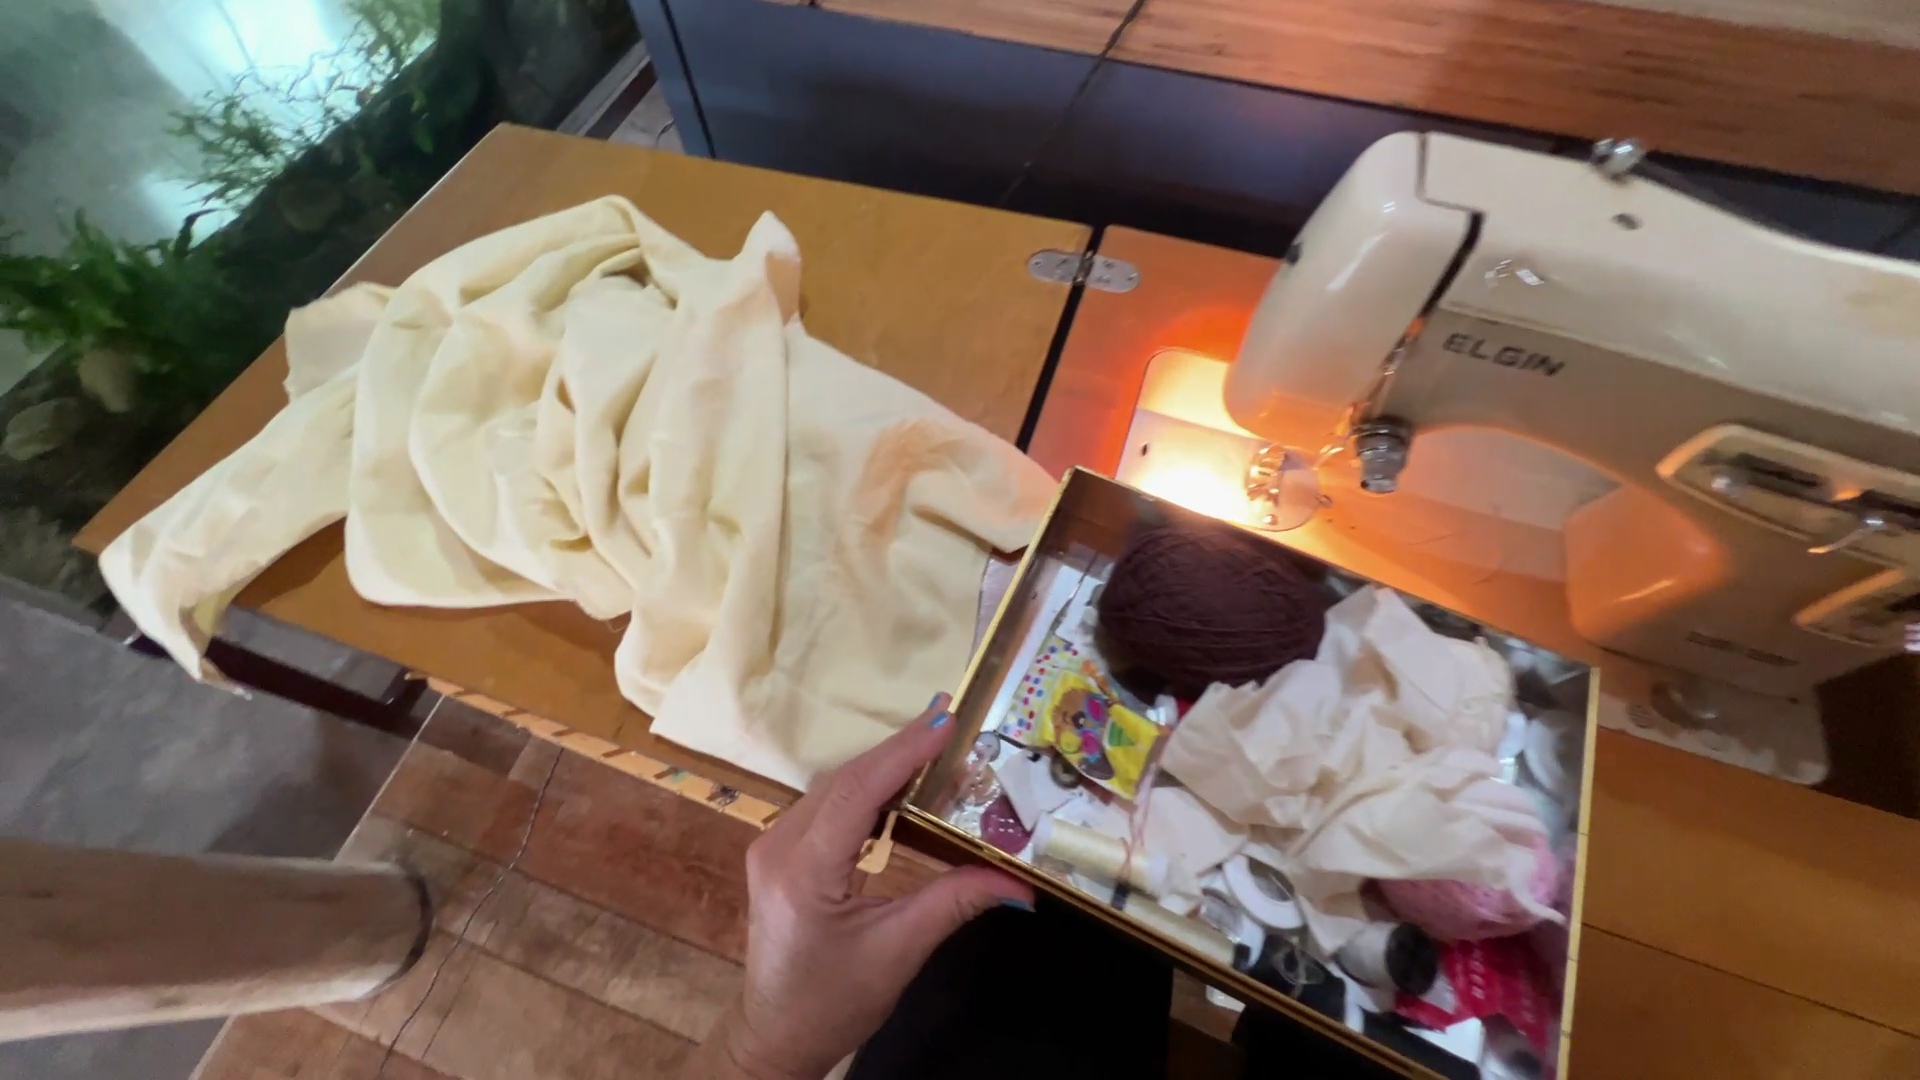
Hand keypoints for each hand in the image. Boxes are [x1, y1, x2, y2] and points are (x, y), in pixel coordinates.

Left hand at [690, 694, 1033, 1078]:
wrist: (773, 1037)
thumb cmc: (833, 1002)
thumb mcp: (898, 952)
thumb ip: (954, 902)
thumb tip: (1019, 882)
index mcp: (803, 872)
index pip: (855, 792)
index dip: (902, 752)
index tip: (944, 722)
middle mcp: (779, 846)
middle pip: (844, 779)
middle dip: (899, 747)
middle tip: (948, 719)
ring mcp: (774, 844)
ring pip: (835, 785)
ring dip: (884, 762)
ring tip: (933, 741)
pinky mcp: (781, 849)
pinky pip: (828, 801)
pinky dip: (868, 785)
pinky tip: (899, 781)